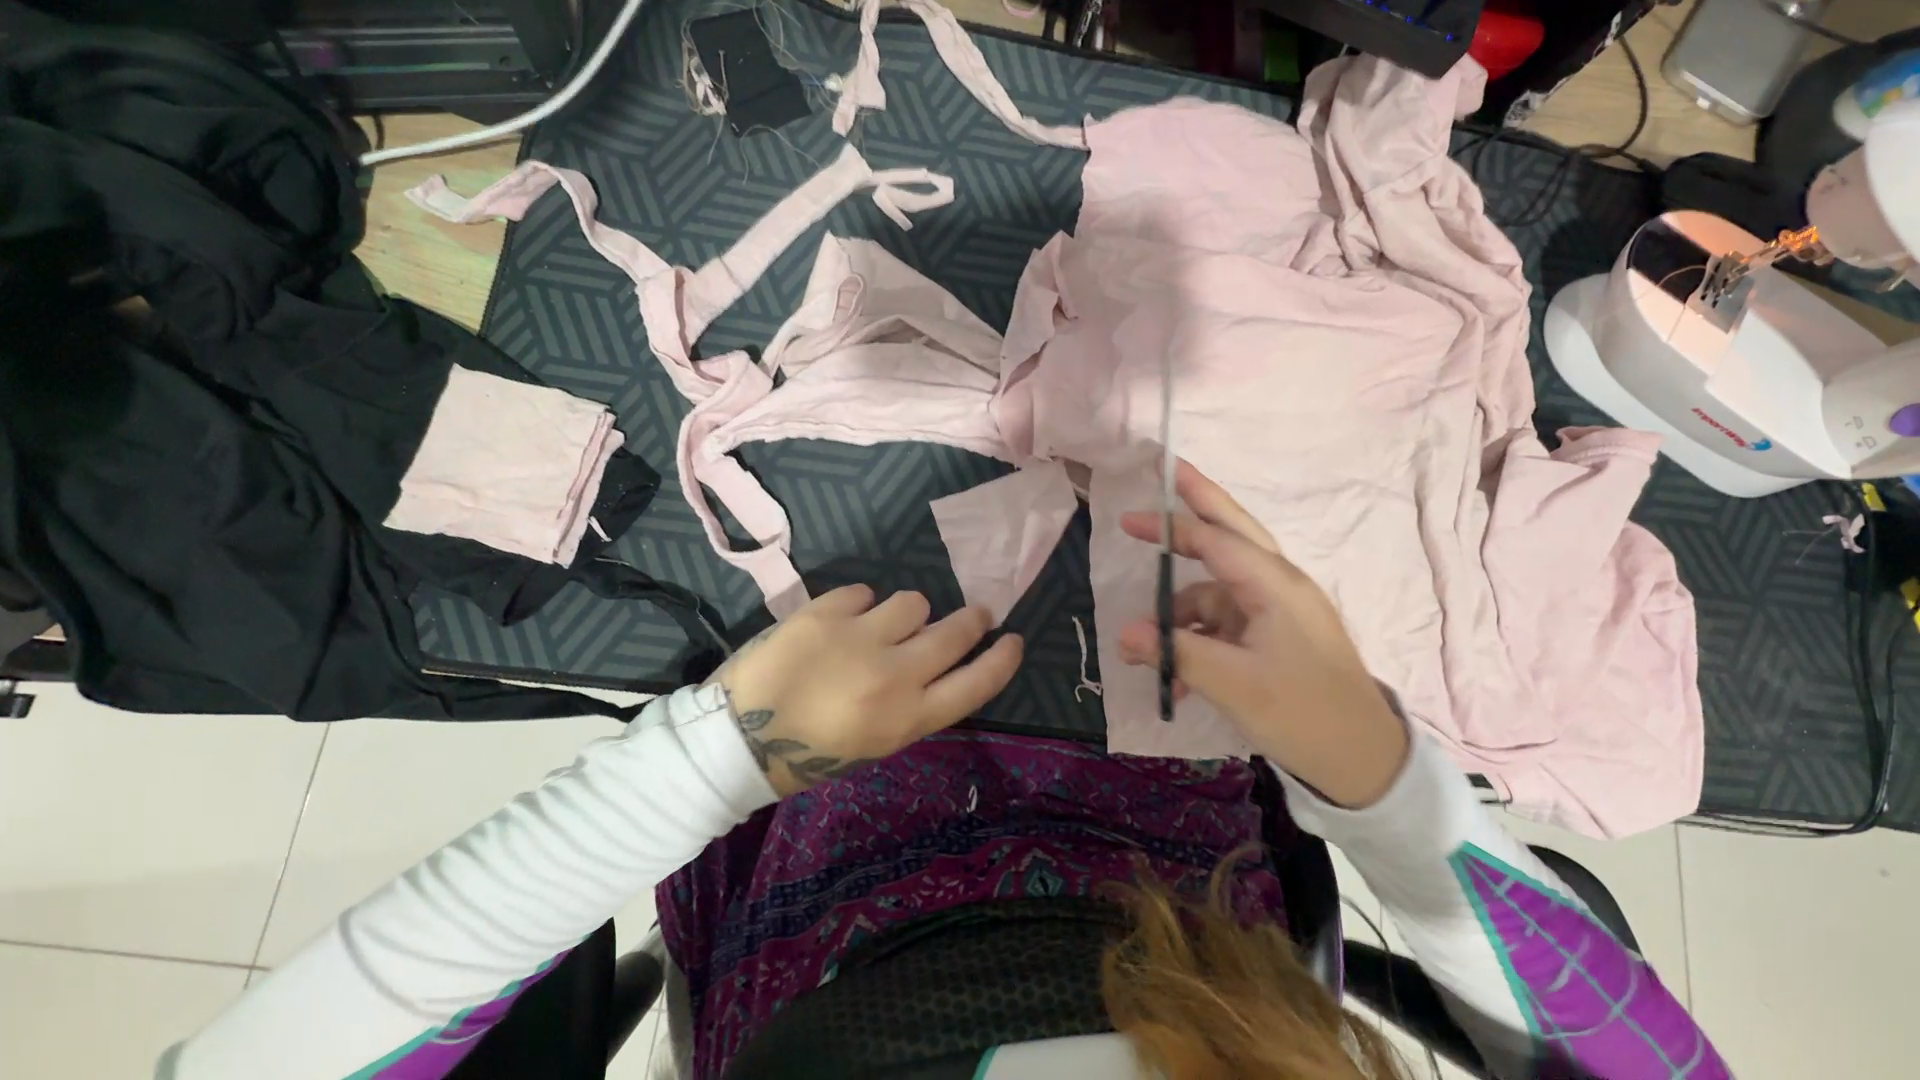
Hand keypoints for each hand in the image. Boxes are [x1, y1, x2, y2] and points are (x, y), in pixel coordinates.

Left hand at [708, 586, 1022, 795]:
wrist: (739, 739)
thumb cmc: (812, 752)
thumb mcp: (877, 743)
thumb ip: (914, 704)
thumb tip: (937, 662)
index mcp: (909, 719)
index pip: (978, 683)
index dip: (1002, 658)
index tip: (1012, 639)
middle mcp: (894, 675)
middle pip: (955, 632)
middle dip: (971, 620)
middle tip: (971, 615)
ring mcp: (859, 639)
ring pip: (913, 602)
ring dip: (907, 613)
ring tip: (884, 626)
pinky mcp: (824, 613)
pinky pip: (865, 592)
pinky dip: (862, 605)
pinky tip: (845, 622)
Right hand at [1116, 462, 1408, 807]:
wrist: (1362, 760)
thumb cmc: (1302, 713)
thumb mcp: (1234, 685)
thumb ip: (1176, 653)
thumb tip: (1124, 635)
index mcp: (1275, 587)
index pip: (1215, 539)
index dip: (1169, 527)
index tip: (1125, 519)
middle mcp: (1279, 587)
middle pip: (1230, 533)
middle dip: (1196, 506)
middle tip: (1166, 471)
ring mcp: (1278, 612)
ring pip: (1216, 591)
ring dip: (1180, 615)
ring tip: (1149, 654)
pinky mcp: (1275, 637)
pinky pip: (1223, 625)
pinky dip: (1196, 641)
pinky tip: (1178, 680)